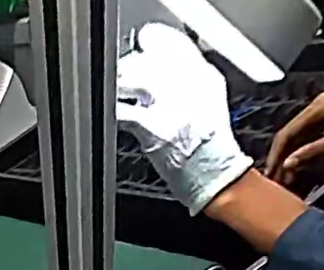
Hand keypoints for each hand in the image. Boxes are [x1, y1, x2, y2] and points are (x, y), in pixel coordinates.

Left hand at [116, 23, 252, 213]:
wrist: (212, 172)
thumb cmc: (207, 144)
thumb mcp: (208, 99)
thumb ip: (188, 79)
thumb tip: (161, 70)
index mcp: (203, 73)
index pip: (172, 43)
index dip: (150, 44)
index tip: (140, 51)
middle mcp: (188, 84)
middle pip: (147, 60)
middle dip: (128, 68)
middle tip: (120, 77)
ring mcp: (170, 106)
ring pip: (134, 82)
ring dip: (119, 86)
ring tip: (114, 93)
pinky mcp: (154, 129)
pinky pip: (126, 113)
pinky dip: (114, 111)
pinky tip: (110, 113)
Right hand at [264, 78, 323, 183]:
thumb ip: (312, 151)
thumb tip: (289, 163)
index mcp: (319, 107)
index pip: (285, 134)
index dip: (274, 156)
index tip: (269, 173)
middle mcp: (319, 106)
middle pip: (290, 136)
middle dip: (281, 158)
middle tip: (275, 179)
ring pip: (299, 137)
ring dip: (292, 157)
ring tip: (287, 176)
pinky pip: (311, 135)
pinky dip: (304, 151)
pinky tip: (302, 164)